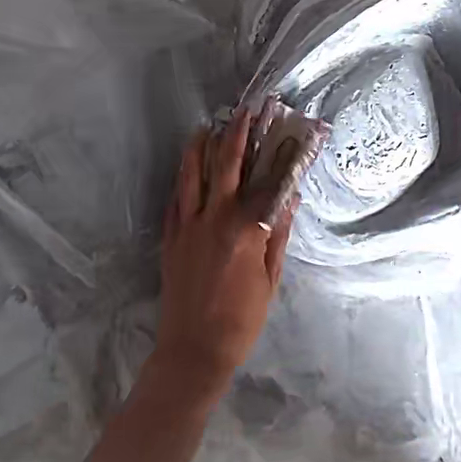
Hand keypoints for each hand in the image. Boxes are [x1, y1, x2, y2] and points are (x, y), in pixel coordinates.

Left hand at [152, 107, 298, 389]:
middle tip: (242, 111)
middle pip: (223, 166)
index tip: (279, 125)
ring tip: (206, 126)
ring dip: (199, 148)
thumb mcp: (270, 279)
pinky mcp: (170, 238)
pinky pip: (175, 199)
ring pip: (191, 176)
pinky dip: (182, 179)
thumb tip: (290, 198)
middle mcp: (213, 219)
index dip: (272, 150)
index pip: (263, 180)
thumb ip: (278, 234)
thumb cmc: (241, 319)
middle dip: (234, 134)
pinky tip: (186, 168)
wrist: (194, 350)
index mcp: (244, 229)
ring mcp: (187, 226)